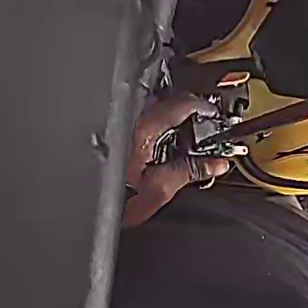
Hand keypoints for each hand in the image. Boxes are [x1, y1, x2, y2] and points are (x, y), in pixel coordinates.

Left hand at [123, 94, 229, 227]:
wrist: (91, 207)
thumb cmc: (117, 199)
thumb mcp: (161, 188)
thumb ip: (191, 170)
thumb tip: (216, 164)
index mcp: (143, 128)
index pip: (180, 103)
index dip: (201, 107)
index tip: (213, 115)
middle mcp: (128, 119)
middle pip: (165, 100)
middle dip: (185, 110)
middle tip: (201, 126)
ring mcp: (118, 123)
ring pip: (149, 107)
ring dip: (167, 115)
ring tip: (179, 134)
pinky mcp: (110, 132)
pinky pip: (136, 118)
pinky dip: (151, 124)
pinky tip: (156, 141)